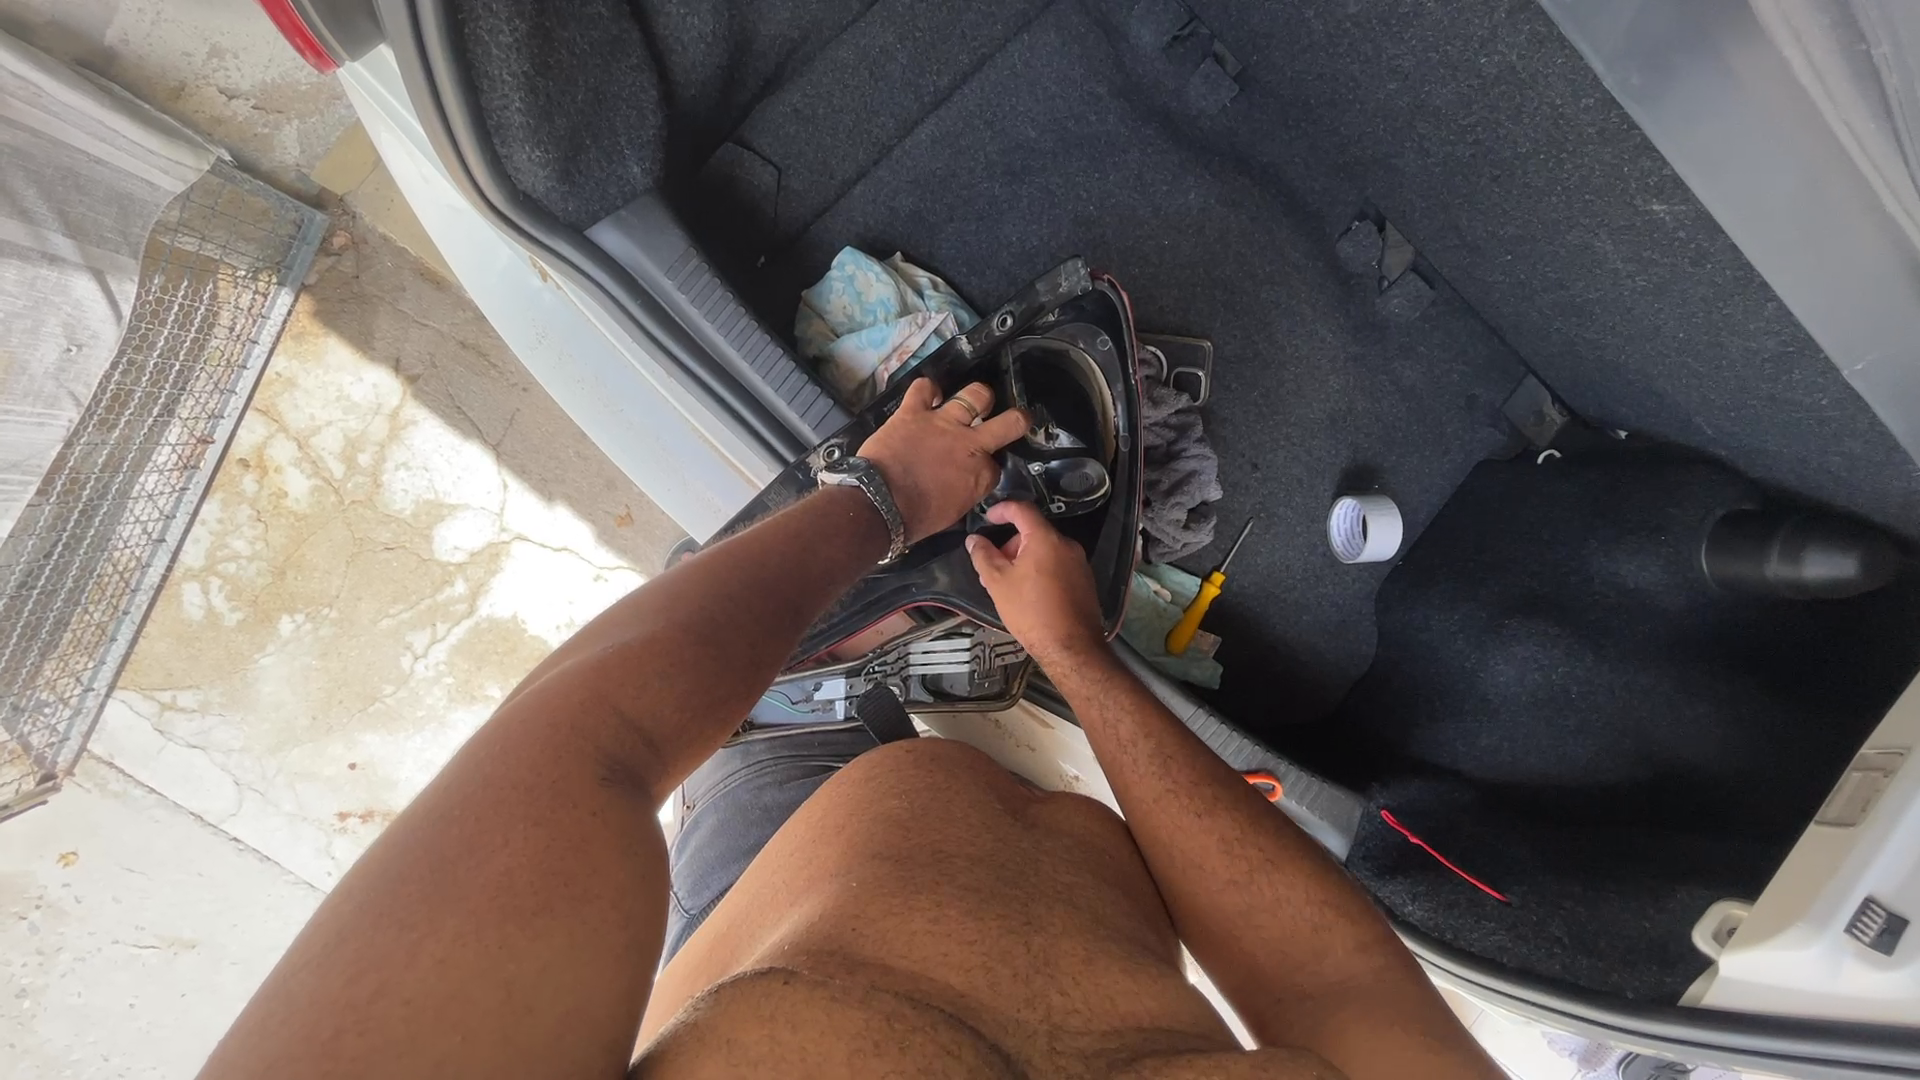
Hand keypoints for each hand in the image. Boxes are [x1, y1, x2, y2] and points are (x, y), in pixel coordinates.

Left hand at [858, 378, 1029, 542]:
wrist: (878, 504)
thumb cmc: (915, 519)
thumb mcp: (952, 515)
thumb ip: (966, 494)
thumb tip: (964, 489)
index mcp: (981, 476)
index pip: (997, 466)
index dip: (990, 467)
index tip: (981, 470)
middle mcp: (970, 444)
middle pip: (1011, 422)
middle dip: (1019, 419)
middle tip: (1016, 419)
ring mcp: (943, 423)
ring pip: (976, 394)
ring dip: (979, 397)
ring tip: (974, 403)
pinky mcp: (913, 411)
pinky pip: (925, 387)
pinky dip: (928, 389)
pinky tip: (930, 395)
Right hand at [966, 500, 1107, 668]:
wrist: (1071, 647)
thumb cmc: (1031, 612)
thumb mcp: (998, 583)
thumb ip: (983, 556)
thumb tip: (974, 539)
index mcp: (1045, 539)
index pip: (1022, 509)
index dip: (1001, 509)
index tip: (987, 517)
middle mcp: (1067, 545)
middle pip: (1033, 532)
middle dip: (1009, 545)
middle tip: (993, 567)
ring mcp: (1079, 563)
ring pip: (1045, 551)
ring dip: (1023, 559)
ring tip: (1007, 585)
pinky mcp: (1085, 581)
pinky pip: (1057, 565)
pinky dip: (1040, 570)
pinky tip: (1029, 594)